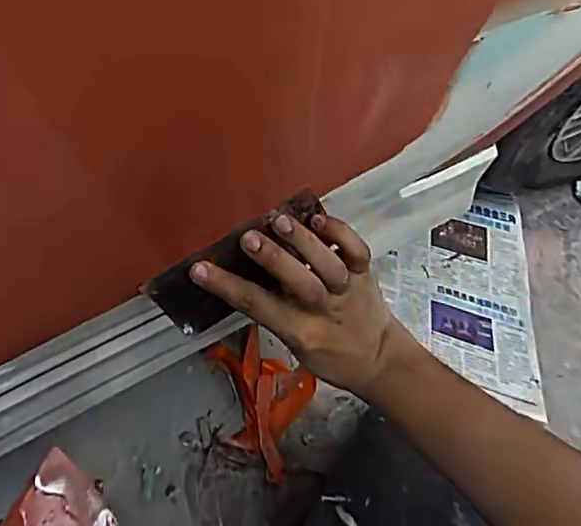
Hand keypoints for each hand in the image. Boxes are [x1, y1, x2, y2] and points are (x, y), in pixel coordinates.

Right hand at [190, 211, 417, 399]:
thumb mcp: (296, 347)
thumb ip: (274, 311)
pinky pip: (356, 250)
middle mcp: (325, 310)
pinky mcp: (366, 272)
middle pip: (299, 283)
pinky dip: (340, 232)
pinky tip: (319, 218)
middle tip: (249, 238)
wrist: (381, 361)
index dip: (226, 287)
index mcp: (301, 332)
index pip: (258, 307)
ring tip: (280, 219)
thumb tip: (242, 275)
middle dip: (273, 258)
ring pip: (328, 264)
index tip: (199, 268)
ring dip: (303, 240)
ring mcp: (348, 290)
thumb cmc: (331, 354)